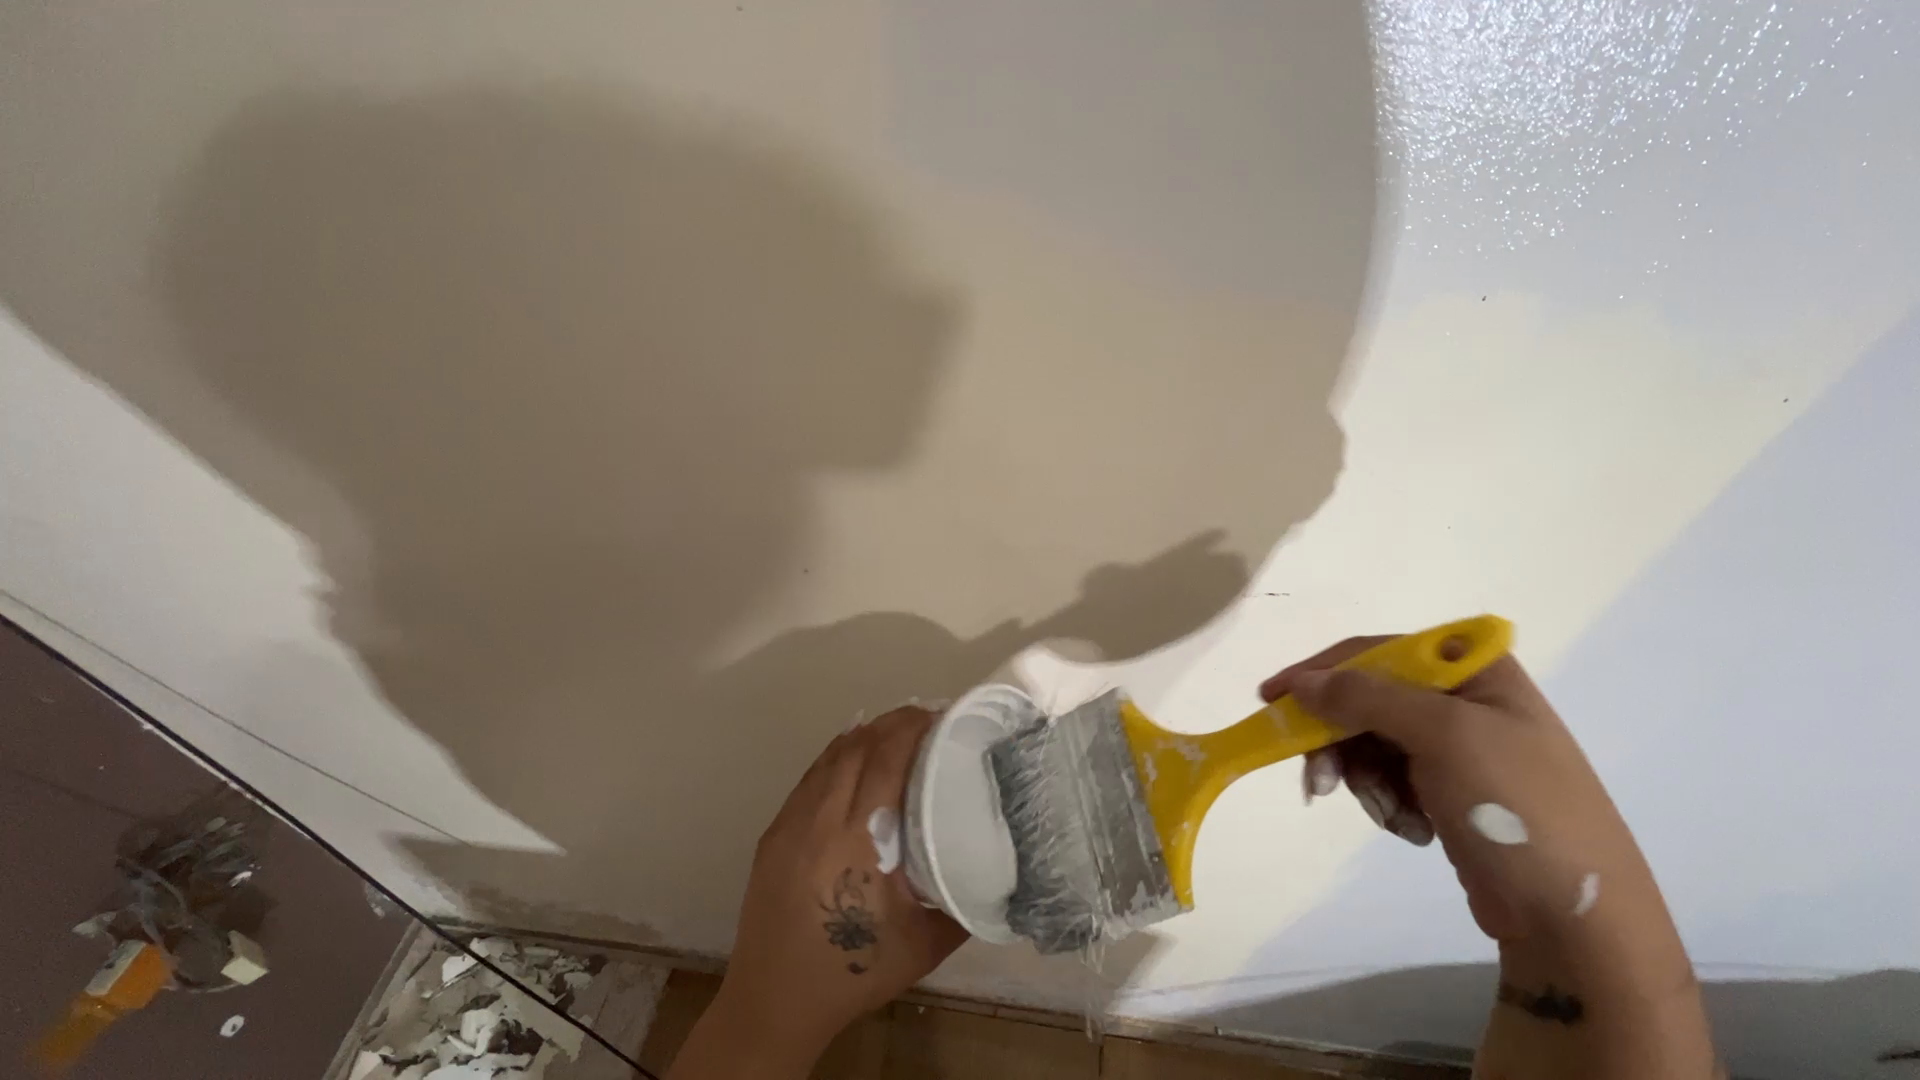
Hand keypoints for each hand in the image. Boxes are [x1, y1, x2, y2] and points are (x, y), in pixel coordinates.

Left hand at [709, 706, 967, 1060]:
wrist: (773, 1003)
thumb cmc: (853, 975)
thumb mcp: (924, 946)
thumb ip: (961, 902)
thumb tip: (997, 871)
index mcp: (858, 842)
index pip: (885, 761)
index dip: (911, 729)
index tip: (939, 716)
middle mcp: (820, 822)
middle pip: (856, 749)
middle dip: (891, 724)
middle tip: (925, 717)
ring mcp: (790, 825)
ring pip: (828, 759)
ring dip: (863, 735)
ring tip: (894, 728)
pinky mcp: (773, 834)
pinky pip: (809, 778)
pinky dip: (834, 756)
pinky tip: (851, 753)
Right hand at [1262, 640, 1648, 942]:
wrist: (1574, 916)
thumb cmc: (1514, 807)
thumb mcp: (1441, 735)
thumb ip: (1365, 697)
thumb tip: (1301, 682)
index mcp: (1474, 670)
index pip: (1376, 651)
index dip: (1321, 670)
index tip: (1272, 698)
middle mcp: (1464, 700)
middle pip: (1366, 699)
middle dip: (1339, 739)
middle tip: (1318, 779)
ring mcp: (1458, 749)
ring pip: (1369, 742)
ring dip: (1362, 777)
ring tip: (1387, 812)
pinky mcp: (1449, 791)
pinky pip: (1388, 778)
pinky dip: (1385, 800)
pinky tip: (1411, 826)